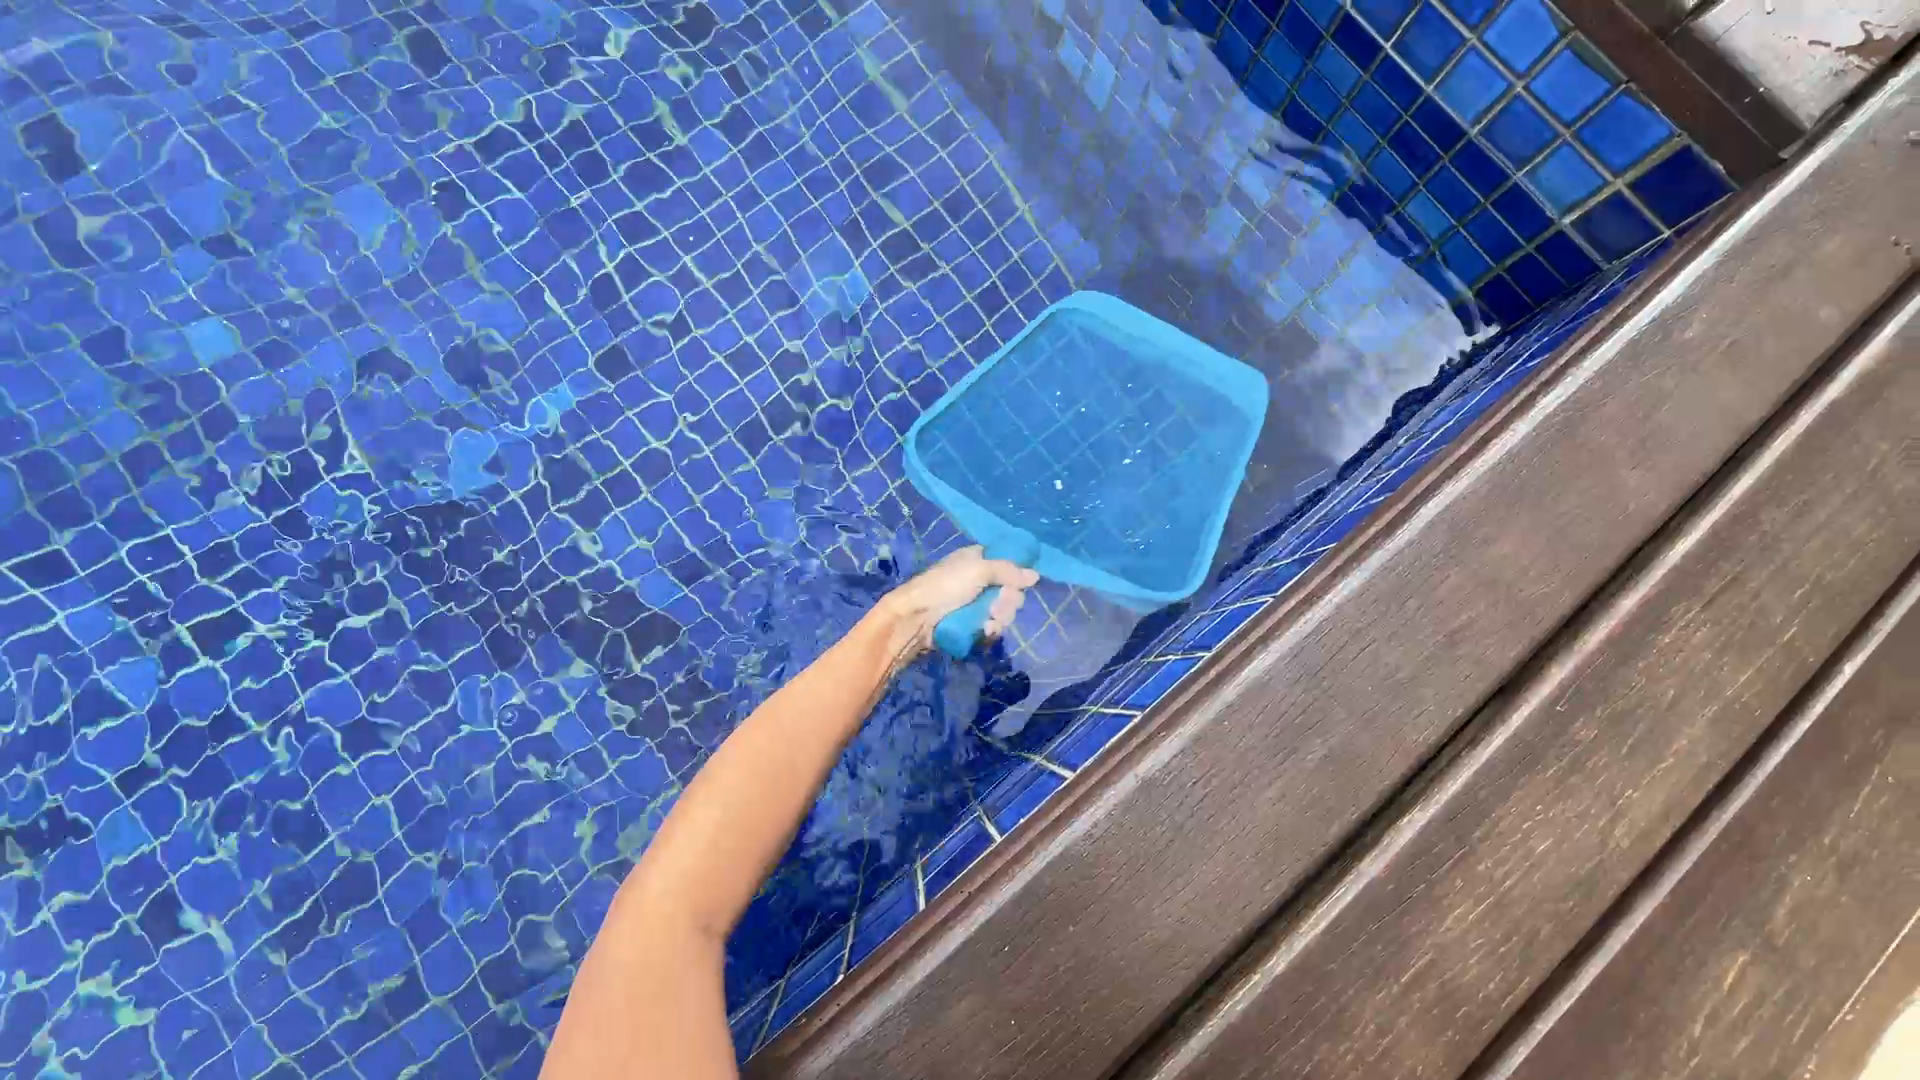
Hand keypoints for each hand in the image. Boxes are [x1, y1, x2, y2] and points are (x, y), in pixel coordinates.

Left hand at [874, 546, 1039, 663]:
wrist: (915, 618)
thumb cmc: (944, 586)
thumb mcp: (977, 570)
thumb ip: (1007, 571)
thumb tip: (1035, 575)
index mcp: (976, 560)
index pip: (1006, 564)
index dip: (1014, 575)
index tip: (1017, 584)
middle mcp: (977, 580)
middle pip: (1009, 591)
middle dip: (1008, 601)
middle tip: (998, 607)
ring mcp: (974, 604)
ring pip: (1002, 611)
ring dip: (1000, 618)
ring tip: (989, 622)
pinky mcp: (971, 625)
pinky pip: (991, 627)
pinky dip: (991, 630)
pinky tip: (984, 631)